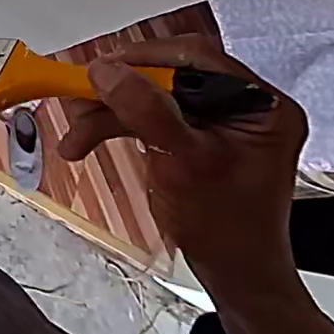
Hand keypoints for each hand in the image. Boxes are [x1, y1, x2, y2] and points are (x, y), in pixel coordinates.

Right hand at [57, 36, 333, 333]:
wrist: (233, 276)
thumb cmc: (225, 227)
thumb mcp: (184, 164)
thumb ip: (147, 112)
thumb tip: (105, 69)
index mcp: (257, 104)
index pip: (194, 57)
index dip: (143, 58)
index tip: (99, 69)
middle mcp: (237, 104)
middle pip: (163, 75)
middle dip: (115, 92)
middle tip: (78, 101)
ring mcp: (211, 120)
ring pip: (147, 95)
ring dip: (105, 113)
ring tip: (75, 135)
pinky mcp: (189, 134)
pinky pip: (144, 115)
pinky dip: (113, 126)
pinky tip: (88, 139)